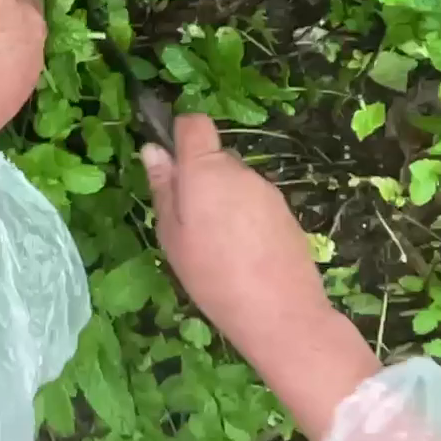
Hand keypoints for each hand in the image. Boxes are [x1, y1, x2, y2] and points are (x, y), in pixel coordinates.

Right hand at [143, 114, 380, 440]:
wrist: (284, 317)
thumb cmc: (212, 275)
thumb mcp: (171, 235)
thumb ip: (163, 187)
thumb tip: (153, 150)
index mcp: (205, 170)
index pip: (194, 123)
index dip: (180, 135)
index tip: (172, 165)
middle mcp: (238, 171)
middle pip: (214, 157)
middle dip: (200, 177)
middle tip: (189, 220)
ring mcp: (267, 191)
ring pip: (234, 181)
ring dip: (223, 199)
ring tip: (217, 244)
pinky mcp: (287, 213)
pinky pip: (255, 202)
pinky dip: (245, 217)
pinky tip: (244, 254)